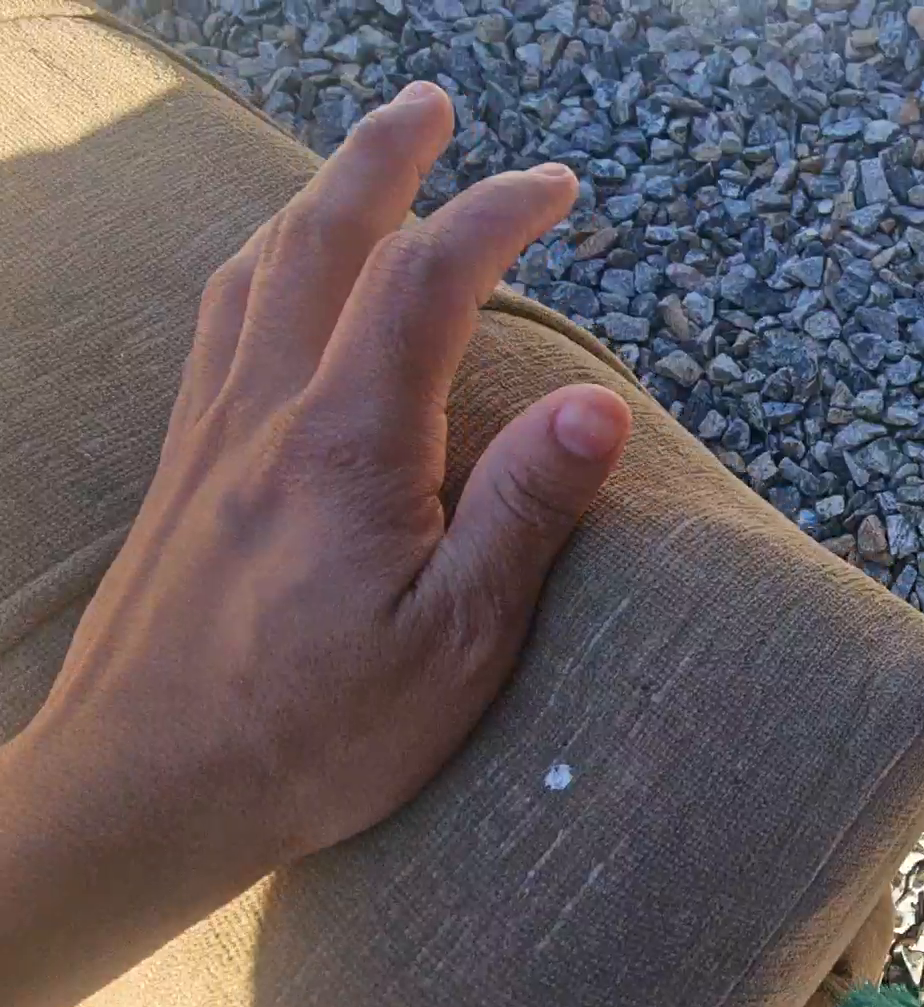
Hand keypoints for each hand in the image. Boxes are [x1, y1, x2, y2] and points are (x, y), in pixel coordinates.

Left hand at [0, 81, 630, 1006]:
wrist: (141, 801)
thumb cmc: (326, 730)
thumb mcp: (464, 633)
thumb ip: (528, 510)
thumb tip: (599, 404)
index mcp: (349, 451)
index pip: (427, 286)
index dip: (494, 217)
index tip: (556, 186)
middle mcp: (270, 420)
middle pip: (319, 244)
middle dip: (383, 159)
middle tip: (435, 105)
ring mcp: (218, 440)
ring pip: (258, 273)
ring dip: (319, 197)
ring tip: (369, 163)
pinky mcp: (198, 472)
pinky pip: (226, 326)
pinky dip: (269, 265)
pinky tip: (289, 273)